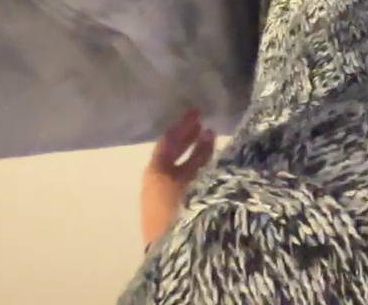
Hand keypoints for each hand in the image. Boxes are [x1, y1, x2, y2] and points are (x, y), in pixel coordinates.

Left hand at [141, 109, 213, 247]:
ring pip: (178, 169)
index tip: (198, 112)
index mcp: (155, 173)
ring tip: (213, 140)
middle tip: (205, 124)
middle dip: (188, 138)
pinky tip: (211, 166)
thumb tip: (210, 134)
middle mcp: (155, 183)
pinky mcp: (169, 214)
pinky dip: (195, 171)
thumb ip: (202, 156)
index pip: (167, 141)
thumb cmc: (183, 208)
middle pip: (171, 155)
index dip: (183, 125)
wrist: (174, 254)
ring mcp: (161, 200)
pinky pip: (182, 183)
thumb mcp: (194, 177)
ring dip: (194, 154)